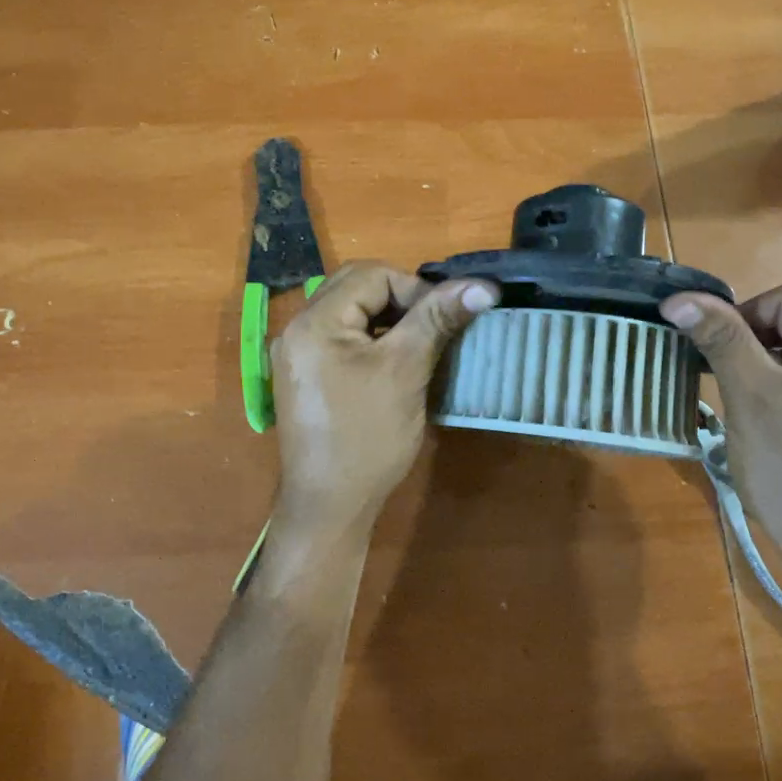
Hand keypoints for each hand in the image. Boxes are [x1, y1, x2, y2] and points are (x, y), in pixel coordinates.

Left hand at [271, 262, 497, 532]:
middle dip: (400, 301)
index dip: (415, 290)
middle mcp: (297, 328)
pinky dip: (372, 340)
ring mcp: (297, 353)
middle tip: (431, 331)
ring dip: (388, 320)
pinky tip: (393, 366)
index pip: (372, 275)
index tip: (443, 323)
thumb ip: (438, 320)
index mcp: (314, 321)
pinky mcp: (305, 375)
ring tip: (417, 348)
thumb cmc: (368, 438)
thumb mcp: (406, 371)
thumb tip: (484, 285)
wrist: (329, 505)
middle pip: (356, 287)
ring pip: (351, 312)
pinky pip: (341, 337)